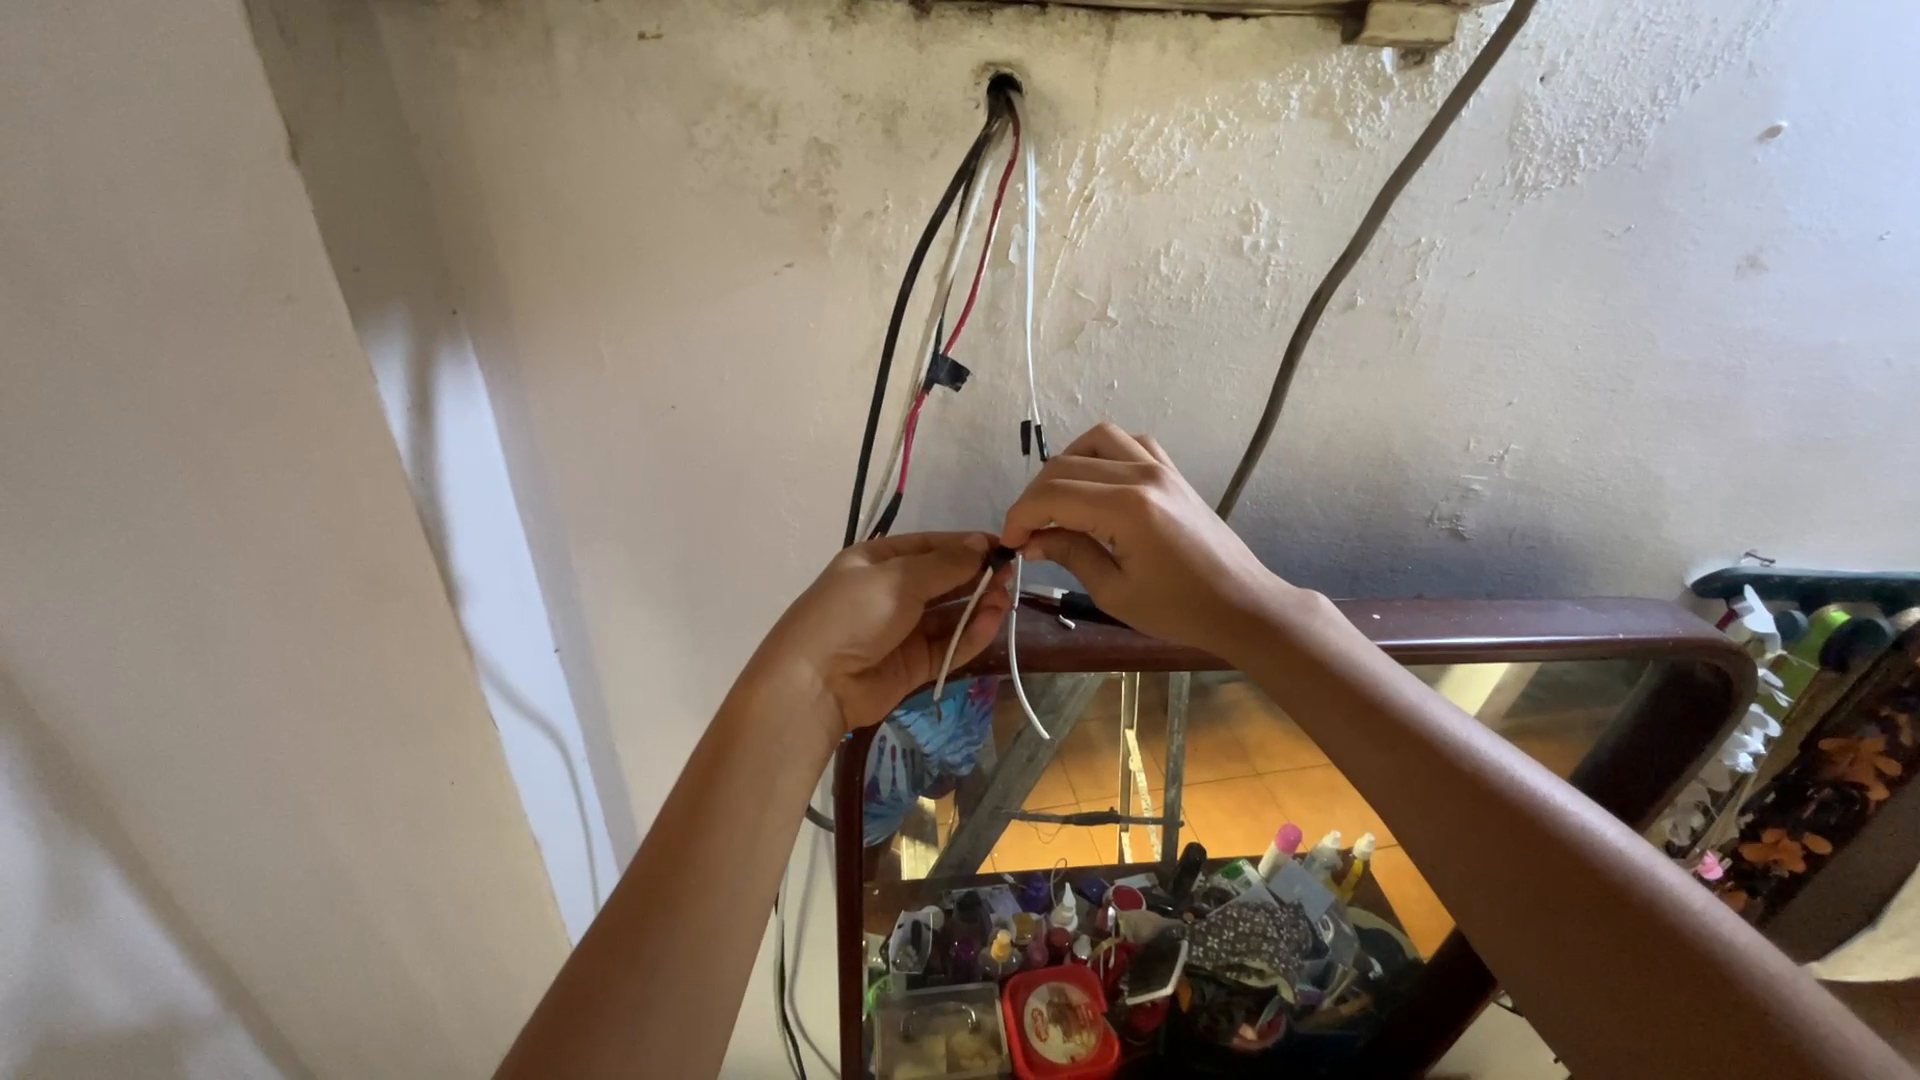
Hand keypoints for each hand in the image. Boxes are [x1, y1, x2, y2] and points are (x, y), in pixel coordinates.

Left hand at [758, 532, 1012, 736]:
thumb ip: (945, 564)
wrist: (815, 682)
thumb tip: (982, 544)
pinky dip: (970, 634)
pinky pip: (948, 645)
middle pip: (942, 580)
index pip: (929, 547)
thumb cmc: (852, 614)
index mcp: (877, 562)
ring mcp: (902, 630)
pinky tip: (993, 621)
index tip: (1002, 547)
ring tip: (1006, 598)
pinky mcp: (913, 665)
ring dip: (978, 605)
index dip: (965, 546)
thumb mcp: (897, 578)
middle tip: (1012, 573)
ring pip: (949, 614)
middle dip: (976, 576)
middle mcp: (890, 593)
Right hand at [999, 423, 1301, 659]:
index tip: (1009, 543)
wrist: (1242, 605)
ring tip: (1056, 502)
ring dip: (1066, 466)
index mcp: (1126, 509)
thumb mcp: (1114, 592)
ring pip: (1096, 440)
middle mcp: (1142, 475)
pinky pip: (1131, 442)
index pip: (1052, 495)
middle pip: (1066, 466)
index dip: (1020, 516)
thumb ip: (1070, 554)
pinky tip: (1095, 485)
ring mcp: (1161, 468)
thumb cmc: (1179, 611)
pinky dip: (1102, 455)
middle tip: (1026, 533)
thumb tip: (1032, 540)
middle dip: (1034, 497)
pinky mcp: (1173, 472)